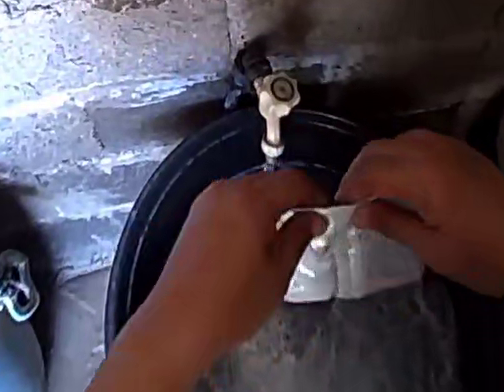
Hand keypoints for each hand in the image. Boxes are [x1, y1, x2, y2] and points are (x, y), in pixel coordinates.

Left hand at [112, 169, 328, 384]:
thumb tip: (313, 219)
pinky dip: (249, 210)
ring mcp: (210, 200)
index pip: (294, 180)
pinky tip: (256, 237)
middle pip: (271, 181)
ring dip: (270, 203)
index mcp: (252, 198)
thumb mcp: (277, 273)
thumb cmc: (228, 304)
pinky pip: (232, 200)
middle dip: (293, 197)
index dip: (315, 192)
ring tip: (285, 232)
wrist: (177, 324)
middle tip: (311, 220)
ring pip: (251, 189)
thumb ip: (298, 236)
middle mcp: (229, 190)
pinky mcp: (197, 214)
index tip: (327, 207)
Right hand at [337, 129, 503, 296]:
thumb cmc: (487, 256)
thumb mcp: (436, 250)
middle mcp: (431, 150)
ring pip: (398, 140)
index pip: (372, 171)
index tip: (340, 206)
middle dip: (360, 170)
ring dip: (379, 159)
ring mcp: (448, 146)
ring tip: (373, 188)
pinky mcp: (461, 149)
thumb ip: (395, 225)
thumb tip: (360, 213)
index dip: (351, 187)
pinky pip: (418, 141)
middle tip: (352, 198)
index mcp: (423, 176)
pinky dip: (400, 153)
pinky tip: (402, 177)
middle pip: (380, 148)